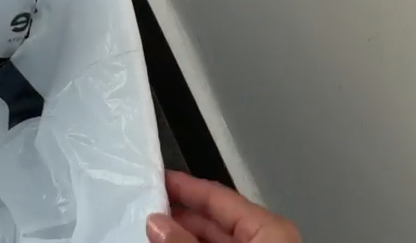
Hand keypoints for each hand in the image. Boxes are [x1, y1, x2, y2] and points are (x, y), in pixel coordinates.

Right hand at [148, 170, 301, 242]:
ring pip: (215, 240)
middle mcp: (268, 239)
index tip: (156, 179)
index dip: (184, 185)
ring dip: (184, 236)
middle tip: (146, 210)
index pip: (217, 195)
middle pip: (215, 218)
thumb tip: (156, 221)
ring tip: (154, 231)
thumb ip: (186, 242)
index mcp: (270, 227)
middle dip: (180, 215)